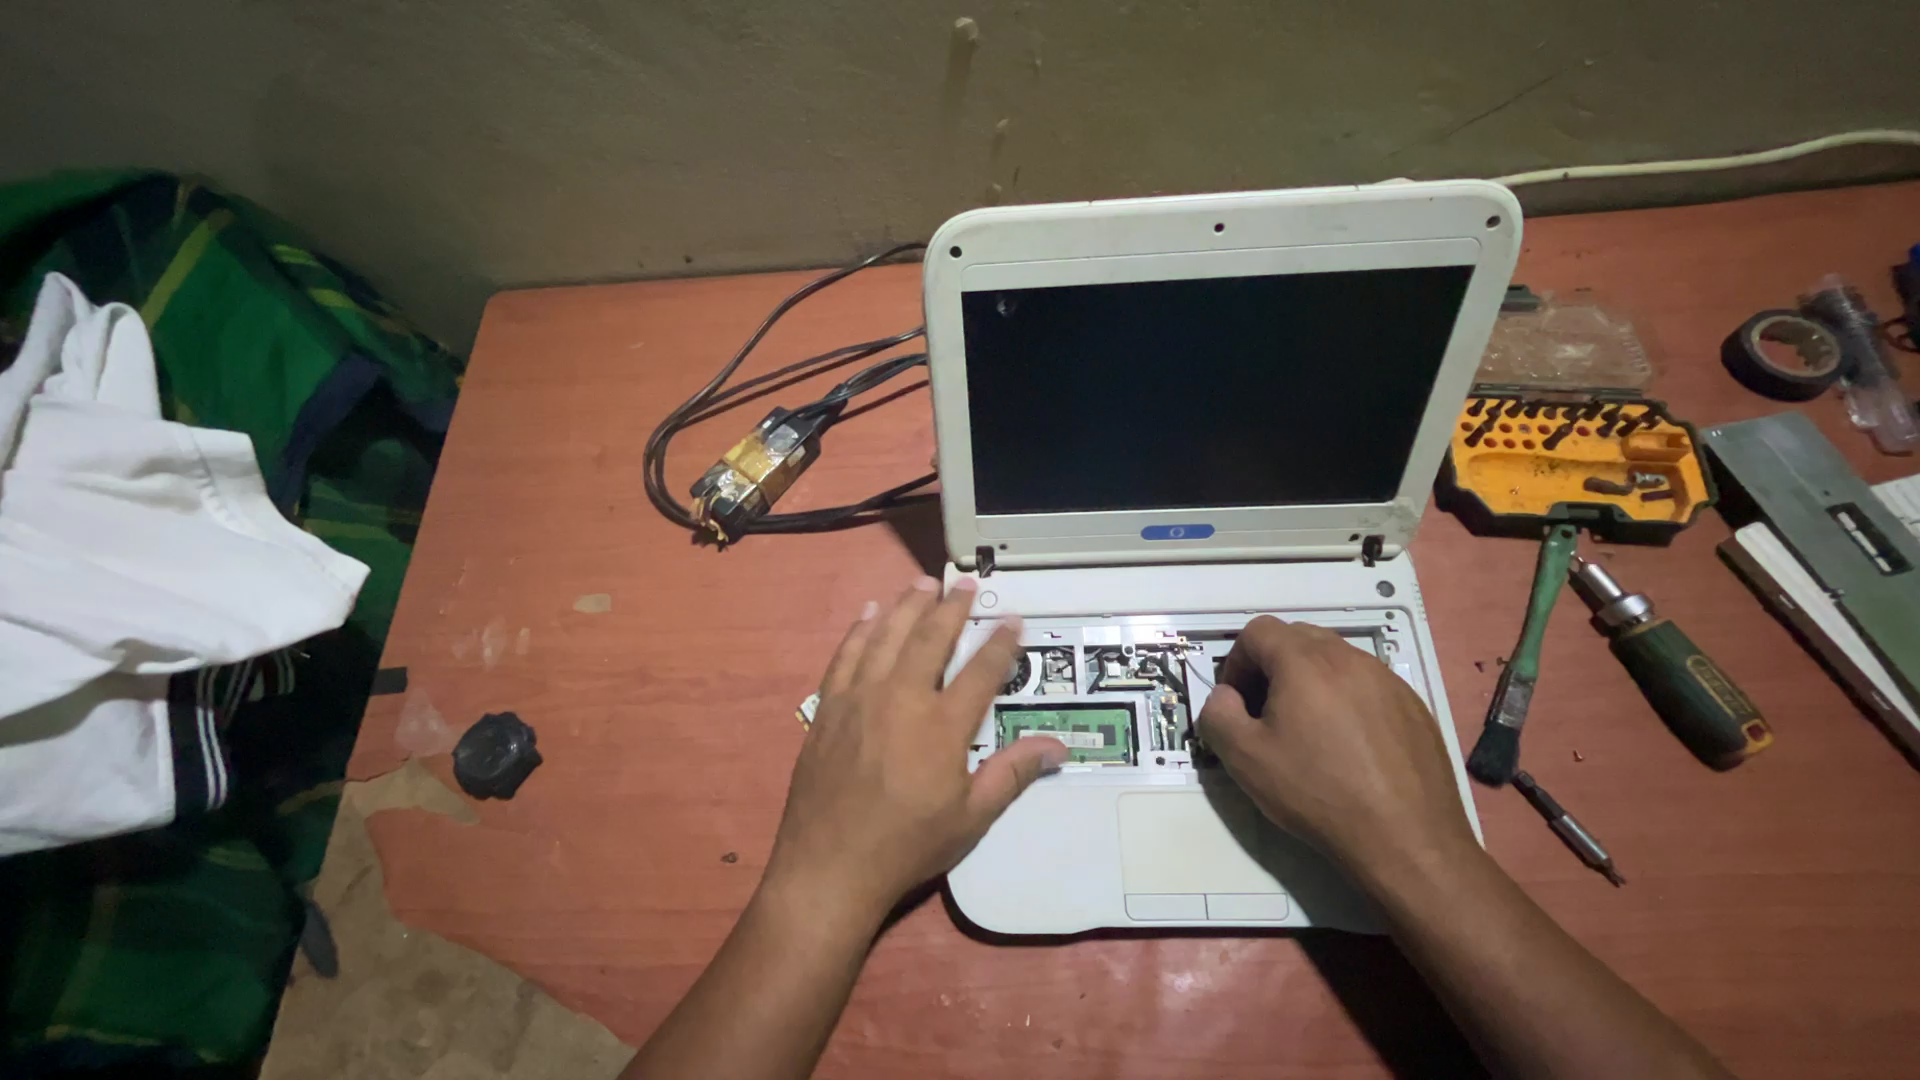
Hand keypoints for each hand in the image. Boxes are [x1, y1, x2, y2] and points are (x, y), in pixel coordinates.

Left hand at [762, 577, 1068, 927]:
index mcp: (942, 726)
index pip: (981, 671)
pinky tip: (869, 614)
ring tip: (922, 583)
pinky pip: (846, 656)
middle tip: (964, 585)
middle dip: (951, 607)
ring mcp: (860, 698)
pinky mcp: (830, 707)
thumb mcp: (970, 817)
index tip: (1012, 620)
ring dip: (907, 606)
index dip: (1000, 643)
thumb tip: (1058, 747)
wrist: (829, 866)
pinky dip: (860, 631)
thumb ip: (1012, 774)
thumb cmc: (907, 845)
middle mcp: (901, 698)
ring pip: (887, 636)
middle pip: (931, 638)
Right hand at [1196, 616, 1476, 881]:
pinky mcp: (1413, 706)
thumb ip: (1217, 714)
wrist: (1406, 840)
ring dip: (1310, 680)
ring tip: (1307, 729)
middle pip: (1298, 637)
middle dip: (1272, 664)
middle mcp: (1349, 659)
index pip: (1258, 631)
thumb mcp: (1244, 759)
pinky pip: (1367, 684)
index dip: (1236, 660)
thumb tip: (1224, 697)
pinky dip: (1346, 699)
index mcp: (1305, 663)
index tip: (1237, 701)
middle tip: (1266, 711)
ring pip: (1335, 659)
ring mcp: (1387, 681)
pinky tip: (1348, 746)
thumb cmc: (1318, 794)